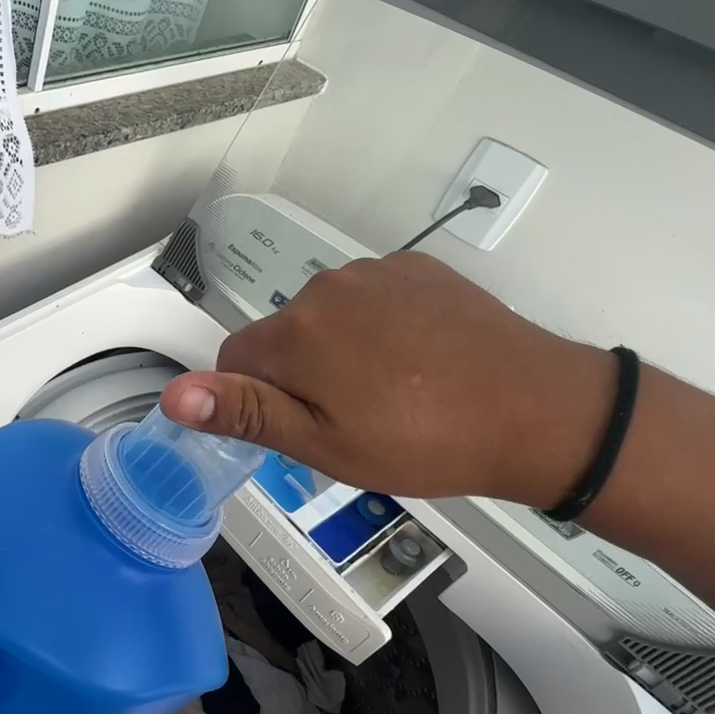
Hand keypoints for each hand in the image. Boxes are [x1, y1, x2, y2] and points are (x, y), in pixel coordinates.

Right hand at [161, 252, 614, 506]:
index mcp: (296, 332)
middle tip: (351, 418)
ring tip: (390, 391)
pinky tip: (417, 359)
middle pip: (280, 334)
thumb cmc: (423, 441)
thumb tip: (173, 395)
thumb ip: (245, 412)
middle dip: (298, 373)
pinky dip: (378, 324)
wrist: (541, 412)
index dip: (257, 399)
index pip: (233, 359)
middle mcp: (325, 287)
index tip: (303, 427)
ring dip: (338, 347)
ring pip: (324, 315)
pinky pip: (370, 296)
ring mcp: (375, 272)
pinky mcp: (417, 268)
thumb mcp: (325, 444)